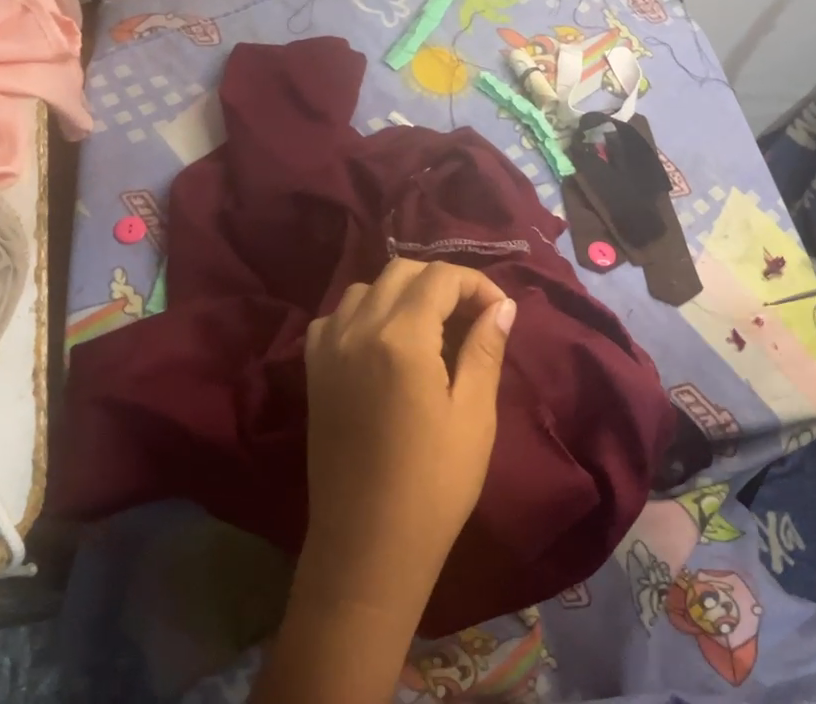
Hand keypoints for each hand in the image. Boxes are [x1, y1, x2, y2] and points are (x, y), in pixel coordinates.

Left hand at [301, 259, 514, 590]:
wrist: (368, 543)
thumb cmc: (434, 484)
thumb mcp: (474, 415)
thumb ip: (485, 349)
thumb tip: (502, 306)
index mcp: (399, 336)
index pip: (440, 277)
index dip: (477, 284)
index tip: (499, 313)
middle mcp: (356, 328)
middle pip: (401, 272)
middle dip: (442, 283)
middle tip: (472, 318)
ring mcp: (327, 348)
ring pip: (365, 288)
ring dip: (402, 293)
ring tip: (432, 329)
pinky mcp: (313, 371)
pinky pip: (337, 317)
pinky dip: (365, 313)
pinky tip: (385, 344)